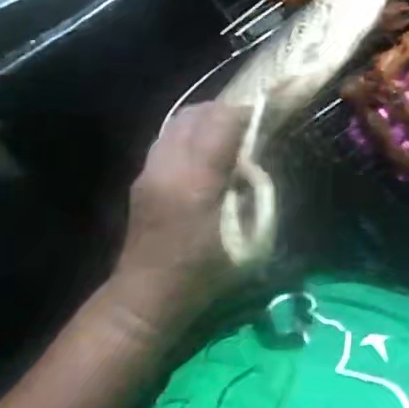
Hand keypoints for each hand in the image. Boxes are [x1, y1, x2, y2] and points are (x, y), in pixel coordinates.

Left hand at [108, 103, 250, 328]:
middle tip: (250, 127)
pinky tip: (203, 155)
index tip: (268, 117)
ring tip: (227, 138)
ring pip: (178, 122)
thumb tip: (256, 157)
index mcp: (197, 180)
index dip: (247, 113)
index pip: (221, 121)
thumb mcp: (246, 238)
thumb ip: (253, 190)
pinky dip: (188, 135)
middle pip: (197, 113)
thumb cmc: (204, 273)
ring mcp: (150, 168)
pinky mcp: (141, 176)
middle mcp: (169, 165)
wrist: (147, 295)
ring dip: (205, 120)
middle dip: (226, 112)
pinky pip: (167, 139)